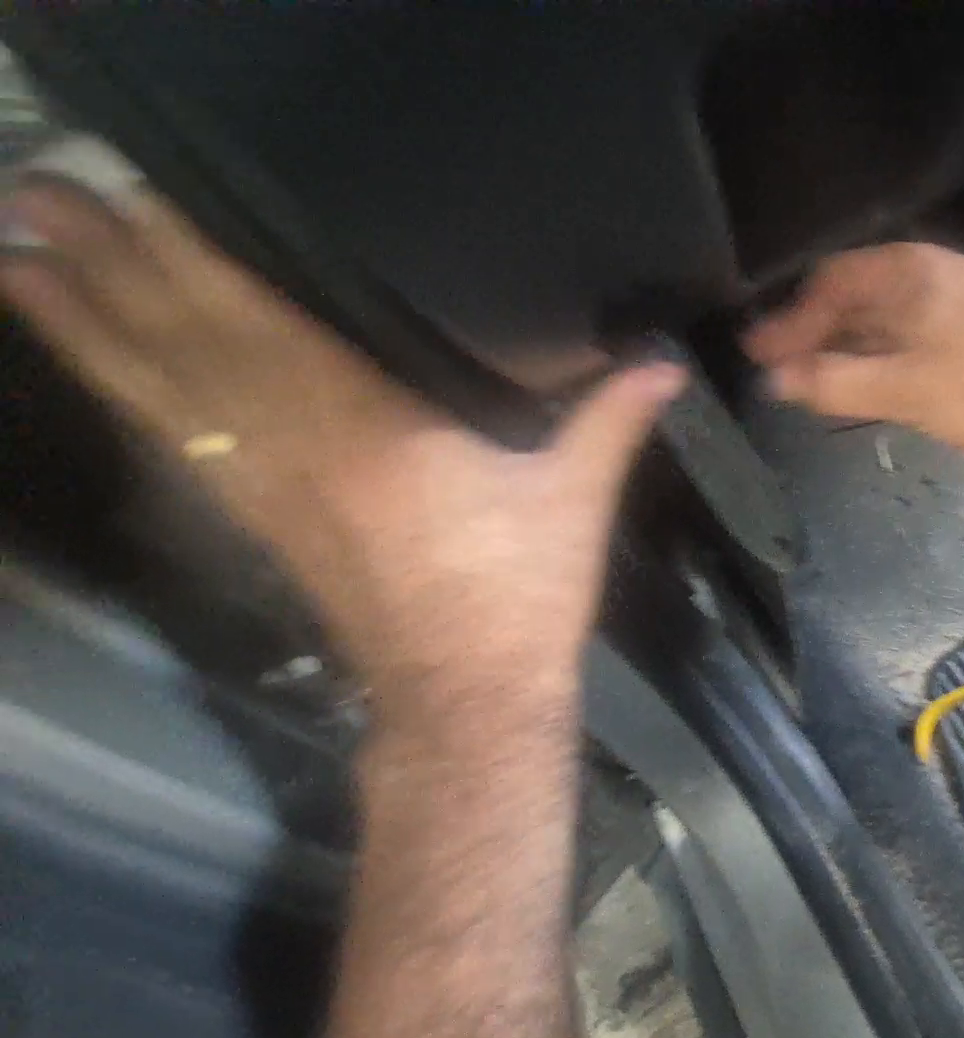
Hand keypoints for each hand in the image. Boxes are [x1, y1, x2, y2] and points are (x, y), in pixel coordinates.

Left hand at [0, 182, 683, 700]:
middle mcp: (301, 451)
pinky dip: (128, 394)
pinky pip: (183, 442)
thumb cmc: (524, 589)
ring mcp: (270, 490)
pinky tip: (97, 365)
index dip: (198, 264)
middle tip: (42, 191)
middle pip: (196, 349)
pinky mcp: (264, 522)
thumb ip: (613, 419)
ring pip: (168, 394)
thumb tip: (668, 361)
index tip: (137, 194)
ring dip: (93, 325)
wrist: (466, 688)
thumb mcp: (577, 498)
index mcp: (377, 435)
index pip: (270, 332)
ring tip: (22, 258)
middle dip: (117, 269)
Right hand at [742, 242, 963, 461]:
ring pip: (882, 318)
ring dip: (845, 346)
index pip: (829, 285)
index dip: (789, 321)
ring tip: (811, 378)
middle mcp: (928, 275)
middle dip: (812, 332)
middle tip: (775, 366)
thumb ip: (838, 382)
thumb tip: (775, 379)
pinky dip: (878, 356)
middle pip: (853, 297)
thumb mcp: (906, 389)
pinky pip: (907, 335)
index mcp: (907, 274)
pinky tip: (868, 382)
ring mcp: (953, 301)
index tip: (756, 352)